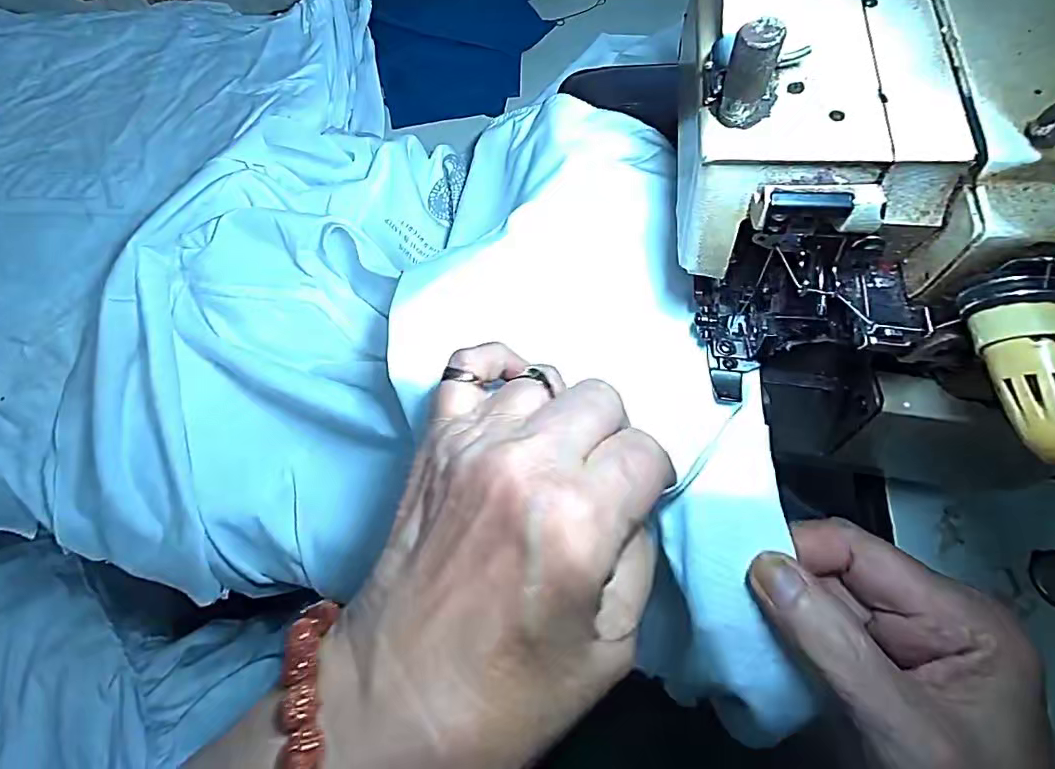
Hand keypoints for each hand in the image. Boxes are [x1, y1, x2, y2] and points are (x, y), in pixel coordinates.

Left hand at [189, 343, 673, 768]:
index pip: (645, 450)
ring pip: (545, 380)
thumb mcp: (612, 645)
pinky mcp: (434, 437)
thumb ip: (639, 553)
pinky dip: (496, 367)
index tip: (639, 497)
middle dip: (613, 437)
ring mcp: (471, 440)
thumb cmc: (510, 689)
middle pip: (600, 397)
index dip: (652, 476)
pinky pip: (467, 364)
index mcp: (576, 519)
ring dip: (560, 415)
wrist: (402, 691)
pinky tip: (510, 396)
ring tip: (552, 456)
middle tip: (599, 478)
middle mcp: (524, 462)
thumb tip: (635, 497)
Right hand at [748, 519, 1052, 768]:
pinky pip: (816, 635)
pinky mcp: (872, 673)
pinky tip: (767, 651)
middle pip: (833, 572)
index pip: (858, 550)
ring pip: (817, 601)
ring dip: (779, 614)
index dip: (797, 549)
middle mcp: (932, 621)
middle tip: (734, 599)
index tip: (745, 567)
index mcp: (963, 619)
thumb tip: (769, 568)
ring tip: (745, 627)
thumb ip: (837, 646)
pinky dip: (786, 641)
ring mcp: (900, 648)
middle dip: (783, 585)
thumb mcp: (904, 729)